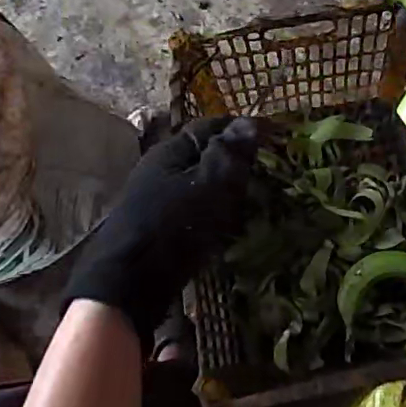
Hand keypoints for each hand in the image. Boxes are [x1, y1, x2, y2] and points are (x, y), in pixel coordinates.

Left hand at [67, 116, 259, 344]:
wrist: (131, 284)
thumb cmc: (175, 225)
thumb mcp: (212, 182)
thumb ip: (231, 152)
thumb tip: (250, 122)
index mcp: (171, 151)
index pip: (212, 126)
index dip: (243, 128)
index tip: (274, 136)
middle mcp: (161, 170)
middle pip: (205, 156)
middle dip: (237, 160)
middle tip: (271, 169)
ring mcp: (158, 201)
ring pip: (201, 185)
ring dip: (228, 188)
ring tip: (259, 198)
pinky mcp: (160, 230)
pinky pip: (197, 211)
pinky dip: (218, 212)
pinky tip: (233, 225)